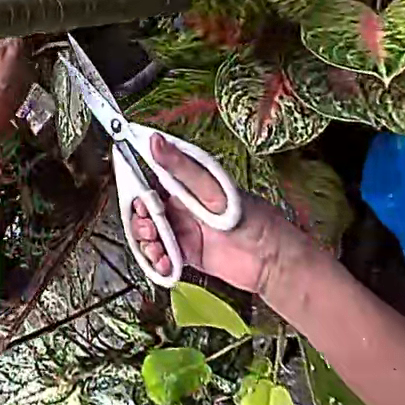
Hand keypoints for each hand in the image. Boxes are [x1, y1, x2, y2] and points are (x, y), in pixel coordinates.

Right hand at [129, 135, 309, 297]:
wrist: (270, 260)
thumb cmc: (248, 216)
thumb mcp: (212, 189)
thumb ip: (181, 168)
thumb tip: (156, 141)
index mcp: (186, 184)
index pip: (151, 179)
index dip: (137, 188)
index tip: (134, 196)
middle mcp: (181, 206)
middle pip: (146, 210)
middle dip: (140, 220)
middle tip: (148, 227)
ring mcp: (183, 230)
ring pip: (150, 234)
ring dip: (146, 242)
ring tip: (157, 248)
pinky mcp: (186, 254)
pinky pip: (161, 257)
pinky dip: (157, 262)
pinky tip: (166, 263)